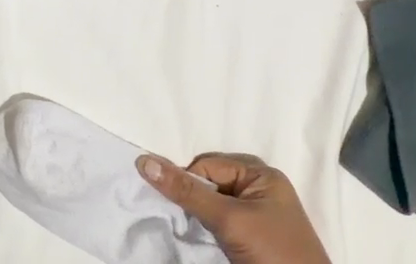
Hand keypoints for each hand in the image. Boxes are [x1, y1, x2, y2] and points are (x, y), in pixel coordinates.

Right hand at [137, 152, 332, 263]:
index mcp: (262, 175)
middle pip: (209, 181)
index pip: (207, 164)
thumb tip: (142, 161)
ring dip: (200, 214)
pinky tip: (207, 239)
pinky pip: (222, 220)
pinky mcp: (255, 235)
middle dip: (194, 198)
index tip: (185, 208)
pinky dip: (210, 227)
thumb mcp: (228, 220)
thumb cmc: (273, 255)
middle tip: (191, 220)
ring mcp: (260, 213)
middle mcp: (261, 187)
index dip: (190, 182)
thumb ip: (186, 191)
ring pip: (213, 202)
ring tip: (199, 231)